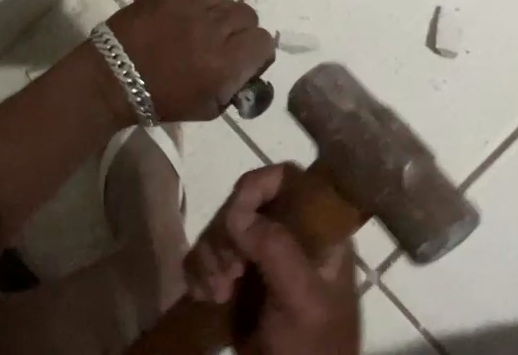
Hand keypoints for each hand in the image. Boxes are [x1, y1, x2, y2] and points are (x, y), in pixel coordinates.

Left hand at [103, 0, 274, 121]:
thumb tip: (248, 67)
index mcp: (224, 64)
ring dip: (220, 11)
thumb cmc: (160, 99)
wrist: (114, 76)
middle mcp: (212, 30)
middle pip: (247, 15)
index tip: (244, 56)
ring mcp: (189, 6)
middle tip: (223, 40)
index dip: (257, 50)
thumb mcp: (208, 108)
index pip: (263, 41)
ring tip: (204, 23)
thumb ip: (235, 86)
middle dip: (240, 29)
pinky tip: (189, 10)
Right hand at [185, 164, 360, 354]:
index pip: (289, 179)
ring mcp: (260, 257)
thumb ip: (276, 250)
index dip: (260, 184)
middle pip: (244, 202)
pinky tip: (205, 296)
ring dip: (210, 256)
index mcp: (319, 235)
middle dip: (227, 234)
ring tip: (216, 291)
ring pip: (220, 227)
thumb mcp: (303, 300)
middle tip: (229, 270)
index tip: (238, 213)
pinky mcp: (234, 278)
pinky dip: (198, 271)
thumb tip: (237, 213)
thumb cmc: (311, 349)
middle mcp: (289, 237)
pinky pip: (204, 254)